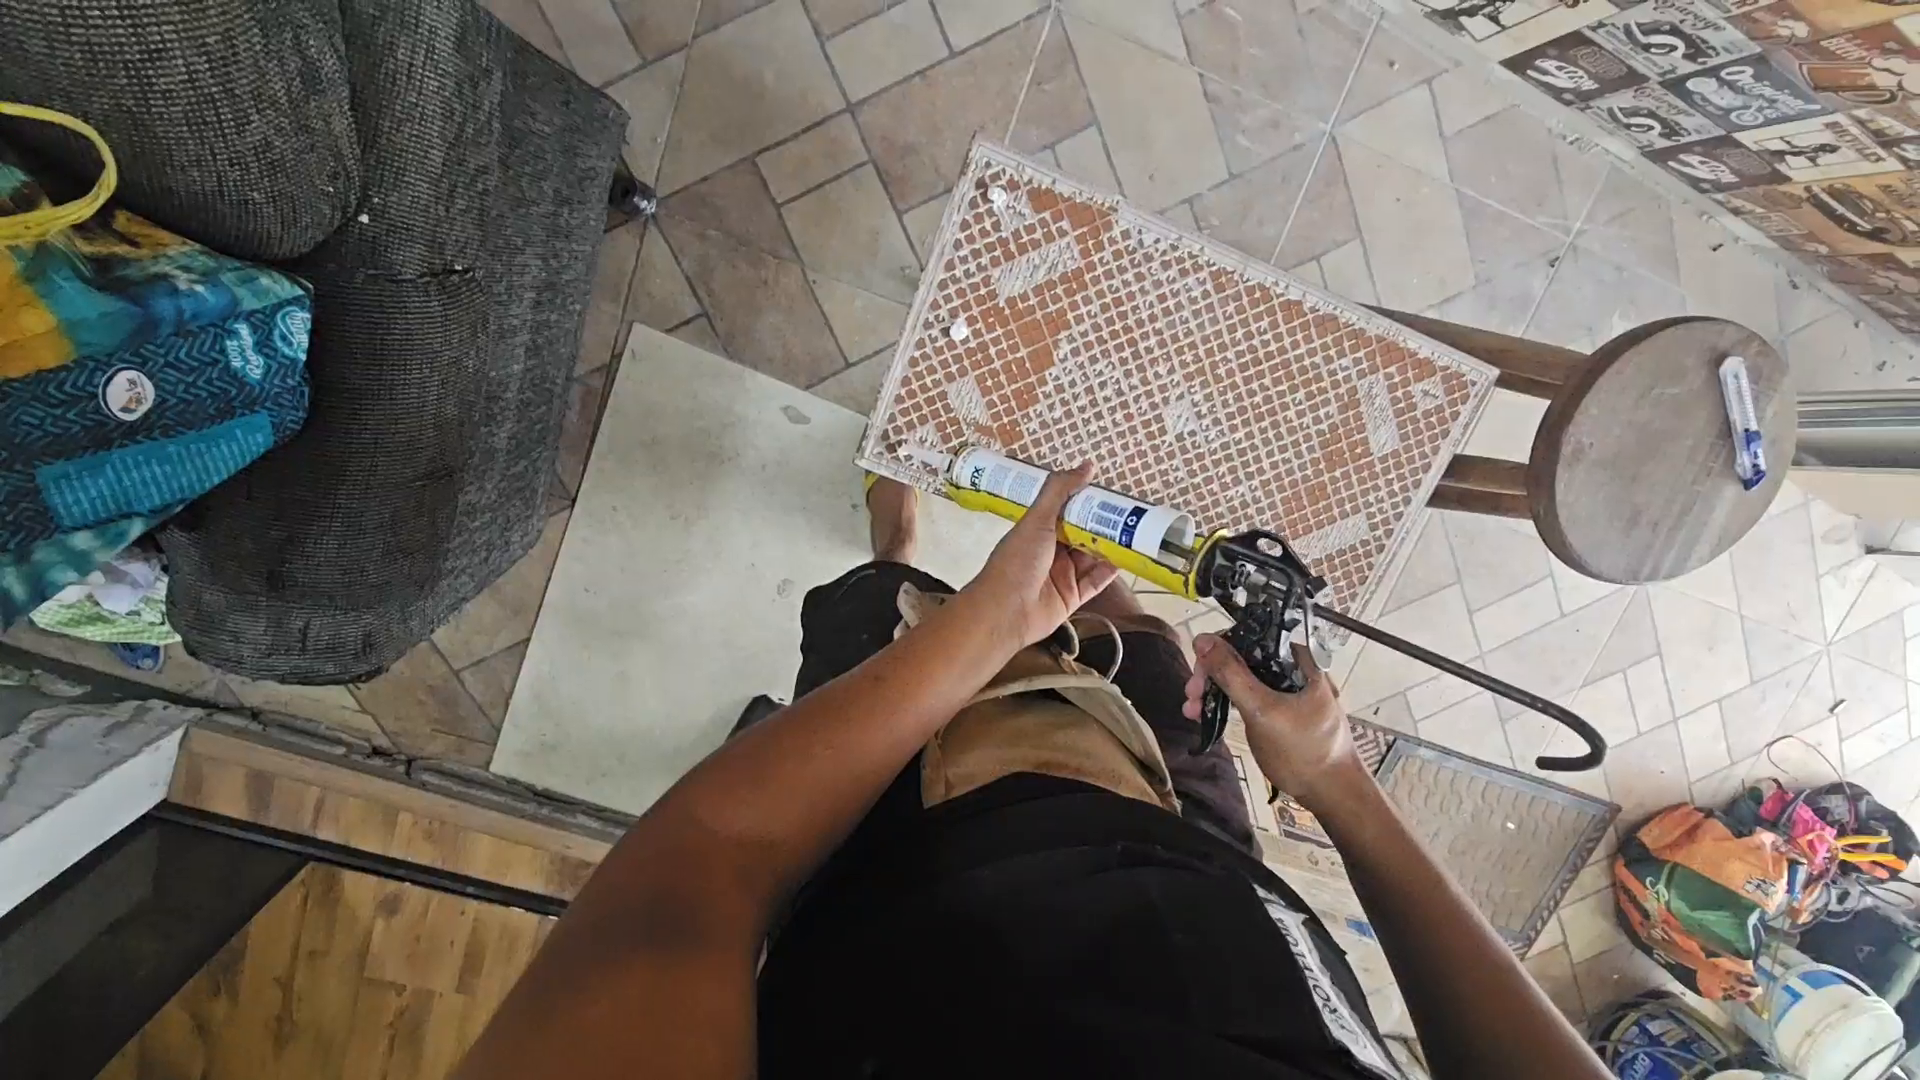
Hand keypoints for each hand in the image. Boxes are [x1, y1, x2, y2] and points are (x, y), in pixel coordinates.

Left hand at [958, 462, 1120, 647]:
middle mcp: (1050, 551)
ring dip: (1109, 546)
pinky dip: (1109, 572)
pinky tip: (1126, 559)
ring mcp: (1061, 575)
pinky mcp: (1072, 597)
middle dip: (1103, 525)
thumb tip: (1086, 466)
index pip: (1066, 511)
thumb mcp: (1037, 519)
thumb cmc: (1017, 560)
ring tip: (1134, 532)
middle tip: (1130, 513)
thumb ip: (1059, 492)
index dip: (1086, 502)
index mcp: (1038, 530)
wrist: (1005, 611)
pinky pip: (1095, 582)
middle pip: (1082, 534)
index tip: (1109, 493)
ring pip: (1091, 557)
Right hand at [1182, 634, 1365, 811]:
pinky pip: (1247, 695)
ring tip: (1192, 711)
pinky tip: (1205, 716)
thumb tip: (1201, 638)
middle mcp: (1294, 667)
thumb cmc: (1303, 751)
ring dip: (1214, 689)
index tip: (1200, 668)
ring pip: (1242, 676)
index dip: (1222, 645)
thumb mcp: (1262, 710)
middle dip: (1212, 672)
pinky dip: (1225, 703)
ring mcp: (1286, 688)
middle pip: (1243, 655)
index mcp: (1300, 658)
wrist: (1332, 795)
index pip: (1253, 633)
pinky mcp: (1279, 708)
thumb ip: (1231, 674)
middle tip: (1191, 694)